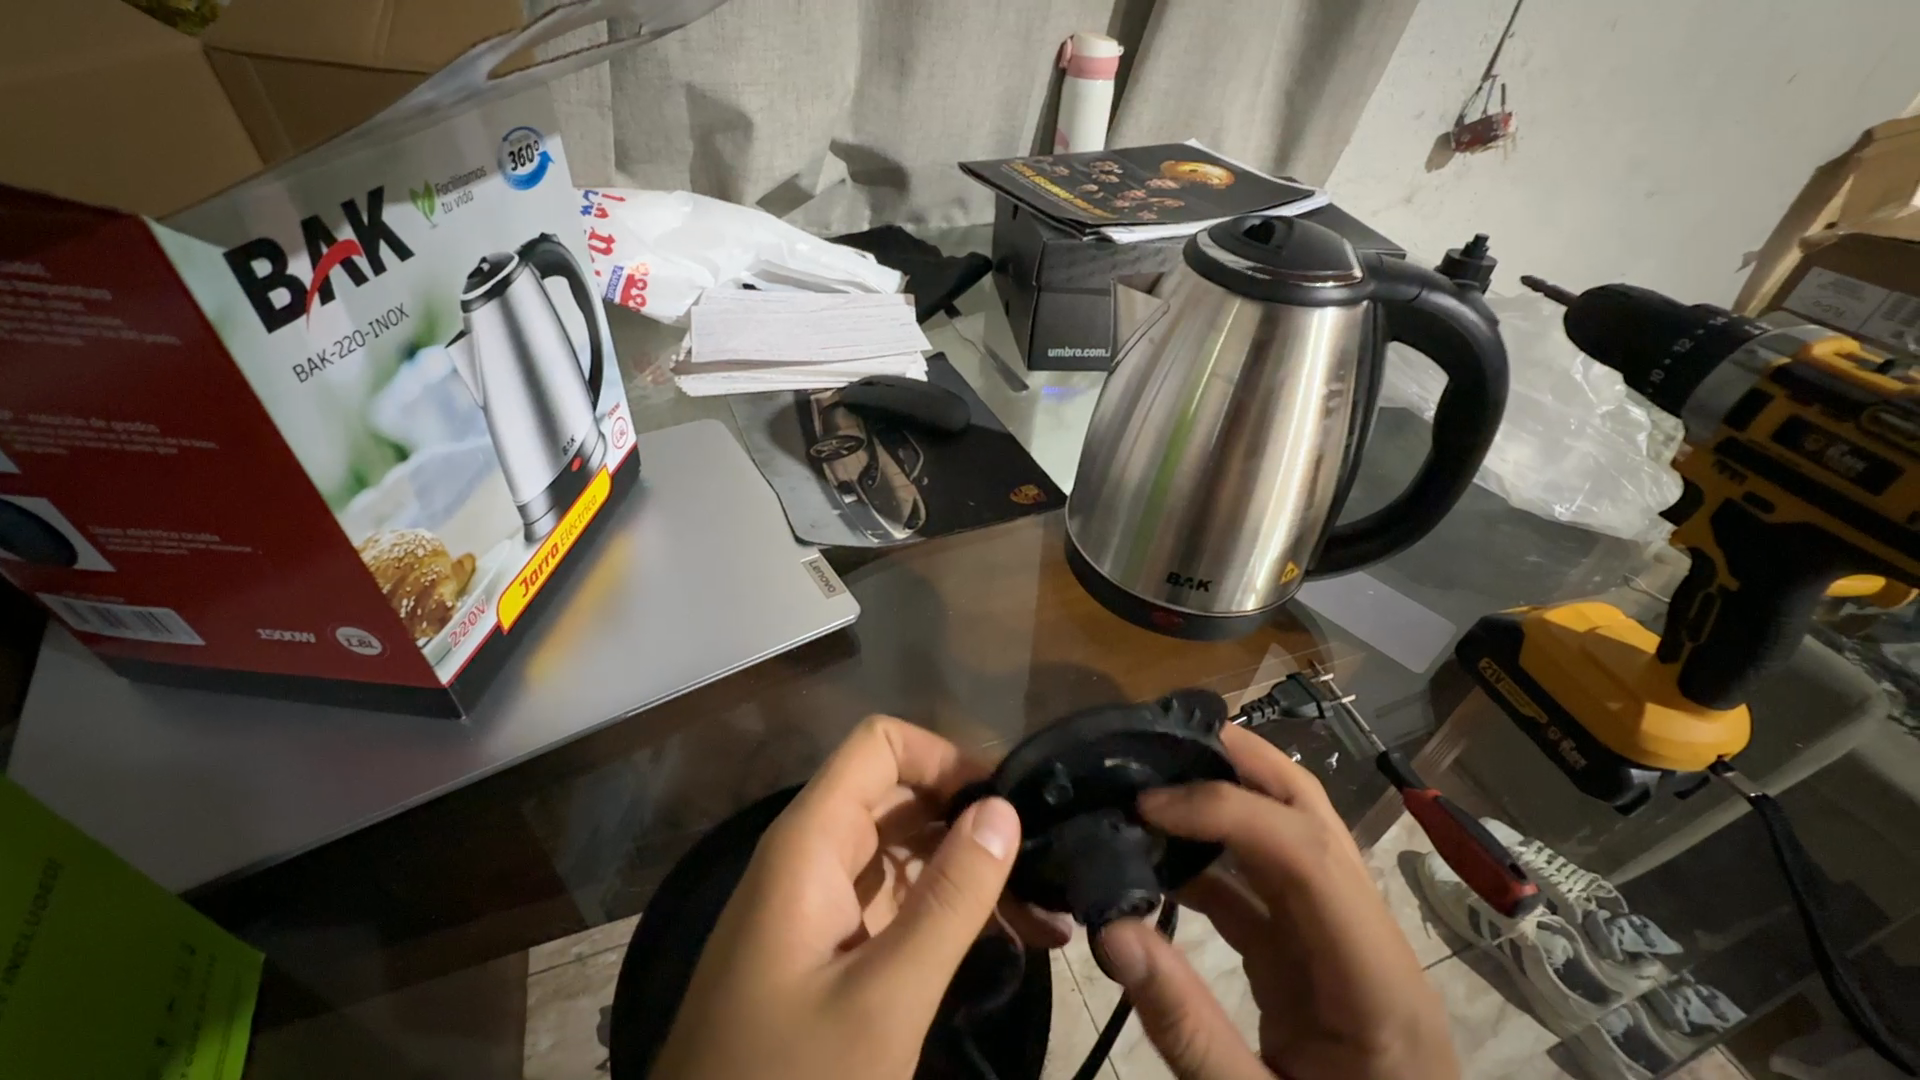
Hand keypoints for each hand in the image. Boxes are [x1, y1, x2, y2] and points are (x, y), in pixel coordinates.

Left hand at [651, 716, 1061, 1079]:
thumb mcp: (884, 998)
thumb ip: (948, 900)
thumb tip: (1002, 807)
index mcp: (808, 844)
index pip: (879, 746)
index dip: (945, 758)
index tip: (1010, 801)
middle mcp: (810, 857)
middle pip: (898, 797)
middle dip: (972, 821)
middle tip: (1048, 865)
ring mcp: (819, 905)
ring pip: (903, 853)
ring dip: (971, 873)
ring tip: (1049, 914)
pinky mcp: (829, 949)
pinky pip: (895, 904)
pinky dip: (949, 913)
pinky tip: (1011, 941)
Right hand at [1099, 726, 1456, 1079]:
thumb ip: (1185, 1028)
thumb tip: (1110, 929)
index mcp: (1376, 983)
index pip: (1308, 853)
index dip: (1225, 810)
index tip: (1145, 806)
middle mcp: (1369, 942)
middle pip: (1315, 818)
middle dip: (1241, 765)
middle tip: (1159, 742)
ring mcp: (1342, 946)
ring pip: (1290, 842)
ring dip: (1223, 804)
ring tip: (1148, 788)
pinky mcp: (1315, 962)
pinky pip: (1263, 892)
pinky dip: (1211, 867)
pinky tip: (1156, 863)